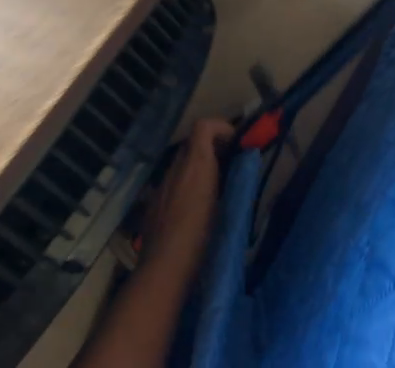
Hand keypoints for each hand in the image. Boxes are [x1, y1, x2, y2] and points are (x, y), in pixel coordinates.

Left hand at [140, 119, 234, 277]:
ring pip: (181, 164)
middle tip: (228, 165)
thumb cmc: (202, 236)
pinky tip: (192, 209)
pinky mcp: (152, 203)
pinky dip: (184, 185)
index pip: (203, 126)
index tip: (235, 143)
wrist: (165, 268)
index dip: (220, 127)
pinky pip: (171, 183)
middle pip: (192, 144)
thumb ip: (233, 181)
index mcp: (196, 163)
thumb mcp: (226, 205)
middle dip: (211, 148)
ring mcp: (161, 185)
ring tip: (212, 189)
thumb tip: (242, 167)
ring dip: (197, 167)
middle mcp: (175, 168)